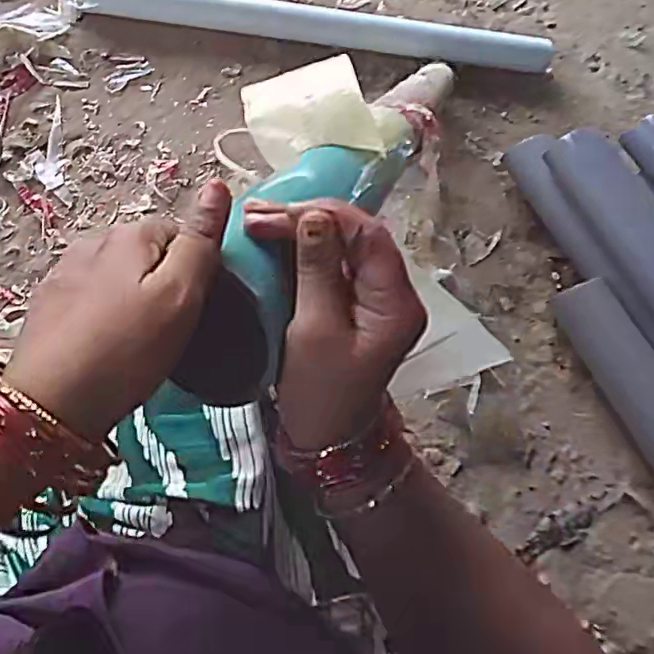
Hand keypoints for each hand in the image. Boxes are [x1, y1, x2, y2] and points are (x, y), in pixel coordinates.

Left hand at [3, 180, 230, 439]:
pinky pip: (93, 296)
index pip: (183, 235)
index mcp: (132, 234)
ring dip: (133, 297)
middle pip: (150, 253)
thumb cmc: (126, 349)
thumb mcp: (180, 293)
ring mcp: (66, 270)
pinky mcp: (48, 301)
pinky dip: (105, 313)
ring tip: (137, 340)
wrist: (48, 404)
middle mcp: (96, 240)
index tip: (195, 307)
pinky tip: (106, 343)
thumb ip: (201, 239)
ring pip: (120, 275)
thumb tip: (217, 186)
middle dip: (163, 282)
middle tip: (169, 328)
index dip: (196, 271)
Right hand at [243, 201, 426, 449]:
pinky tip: (276, 237)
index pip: (367, 235)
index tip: (276, 214)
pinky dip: (304, 247)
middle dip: (308, 217)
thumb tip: (312, 215)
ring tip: (258, 219)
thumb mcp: (313, 330)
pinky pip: (334, 261)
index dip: (324, 215)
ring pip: (344, 244)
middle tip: (258, 214)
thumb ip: (316, 268)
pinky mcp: (356, 300)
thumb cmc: (319, 394)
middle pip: (357, 234)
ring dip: (302, 228)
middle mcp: (393, 291)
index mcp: (395, 301)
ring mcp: (376, 295)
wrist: (326, 439)